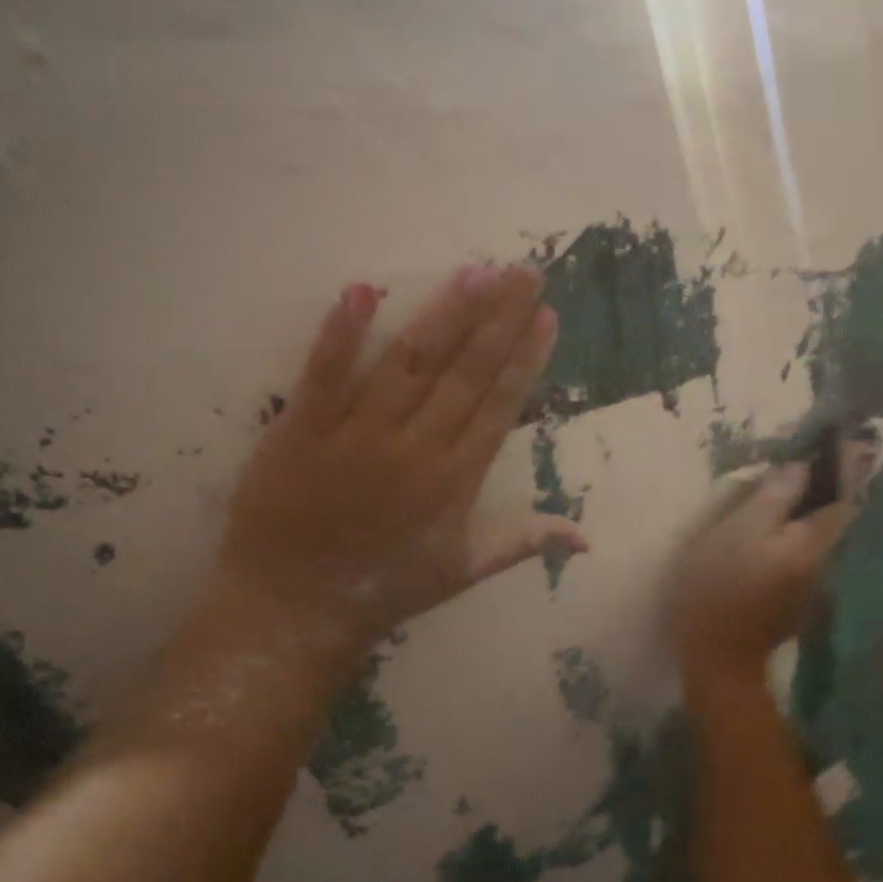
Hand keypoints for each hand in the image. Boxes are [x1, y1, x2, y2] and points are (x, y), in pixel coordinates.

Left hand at [216, 267, 587, 665]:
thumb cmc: (386, 589)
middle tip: (524, 271)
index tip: (547, 315)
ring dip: (445, 314)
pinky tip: (363, 289)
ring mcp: (357, 434)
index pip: (499, 404)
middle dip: (498, 318)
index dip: (525, 357)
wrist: (294, 610)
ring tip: (476, 272)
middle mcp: (415, 447)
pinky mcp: (302, 429)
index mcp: (456, 479)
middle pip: (465, 372)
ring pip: (410, 363)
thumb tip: (588, 539)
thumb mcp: (464, 571)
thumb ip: (525, 544)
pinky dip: (342, 332)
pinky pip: (324, 374)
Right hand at [667, 464, 855, 684]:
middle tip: (811, 458)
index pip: (847, 496)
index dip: (845, 466)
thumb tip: (801, 466)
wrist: (714, 660)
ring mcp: (809, 586)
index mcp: (815, 542)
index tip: (838, 440)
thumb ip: (774, 495)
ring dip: (810, 509)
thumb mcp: (738, 529)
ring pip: (817, 536)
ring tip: (791, 485)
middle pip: (834, 516)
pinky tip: (774, 527)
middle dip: (828, 486)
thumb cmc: (719, 586)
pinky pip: (800, 554)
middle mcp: (823, 563)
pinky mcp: (791, 602)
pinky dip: (793, 534)